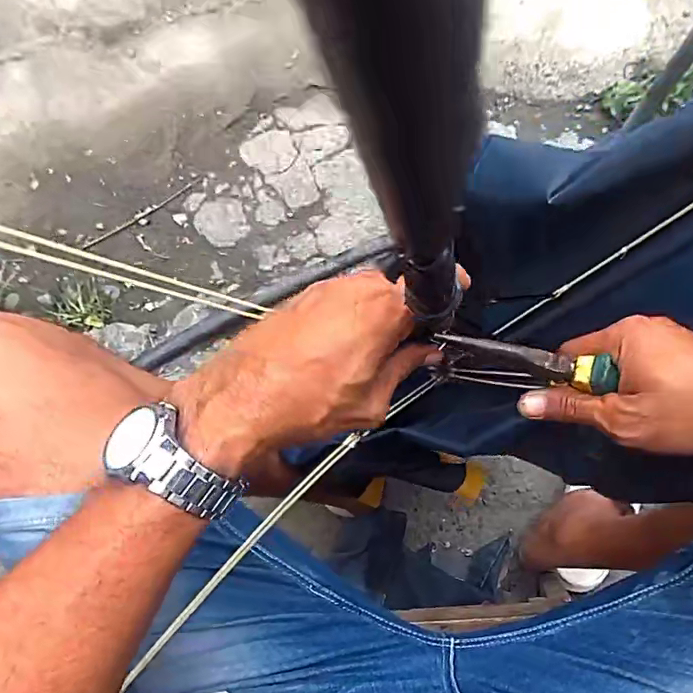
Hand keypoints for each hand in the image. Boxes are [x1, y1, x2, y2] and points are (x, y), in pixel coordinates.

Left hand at [167, 270, 439, 474]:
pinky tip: (338, 352)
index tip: (451, 307)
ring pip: (366, 294)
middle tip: (406, 349)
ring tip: (365, 357)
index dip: (446, 296)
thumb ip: (404, 370)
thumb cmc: (300, 404)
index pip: (429, 287)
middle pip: (396, 291)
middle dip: (405, 316)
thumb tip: (422, 356)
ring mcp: (323, 289)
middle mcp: (353, 290)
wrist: (242, 401)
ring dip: (374, 318)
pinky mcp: (301, 297)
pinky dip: (348, 319)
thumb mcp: (370, 403)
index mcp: (381, 312)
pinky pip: (338, 300)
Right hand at [514, 315, 692, 463]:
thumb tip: (527, 402)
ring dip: (623, 395)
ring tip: (643, 421)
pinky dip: (646, 391)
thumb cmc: (691, 412)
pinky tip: (664, 413)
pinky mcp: (686, 350)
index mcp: (622, 335)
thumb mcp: (621, 418)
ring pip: (622, 368)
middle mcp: (644, 326)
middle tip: (613, 423)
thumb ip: (571, 408)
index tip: (568, 412)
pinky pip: (647, 368)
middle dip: (597, 393)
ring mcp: (668, 336)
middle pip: (595, 361)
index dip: (561, 386)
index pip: (567, 355)